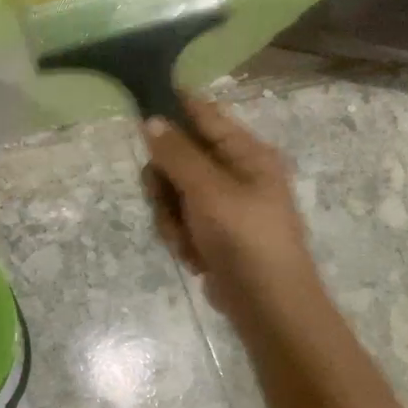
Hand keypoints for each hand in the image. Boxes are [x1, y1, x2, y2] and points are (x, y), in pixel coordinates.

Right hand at [140, 96, 318, 316]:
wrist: (267, 304)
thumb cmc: (244, 238)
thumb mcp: (208, 190)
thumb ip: (177, 154)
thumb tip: (151, 120)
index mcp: (247, 154)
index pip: (205, 115)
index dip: (175, 106)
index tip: (140, 103)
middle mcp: (236, 173)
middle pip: (178, 158)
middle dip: (164, 183)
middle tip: (163, 198)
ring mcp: (223, 204)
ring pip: (172, 192)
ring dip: (170, 216)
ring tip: (185, 239)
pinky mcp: (212, 232)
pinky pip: (179, 219)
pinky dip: (179, 236)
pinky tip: (192, 256)